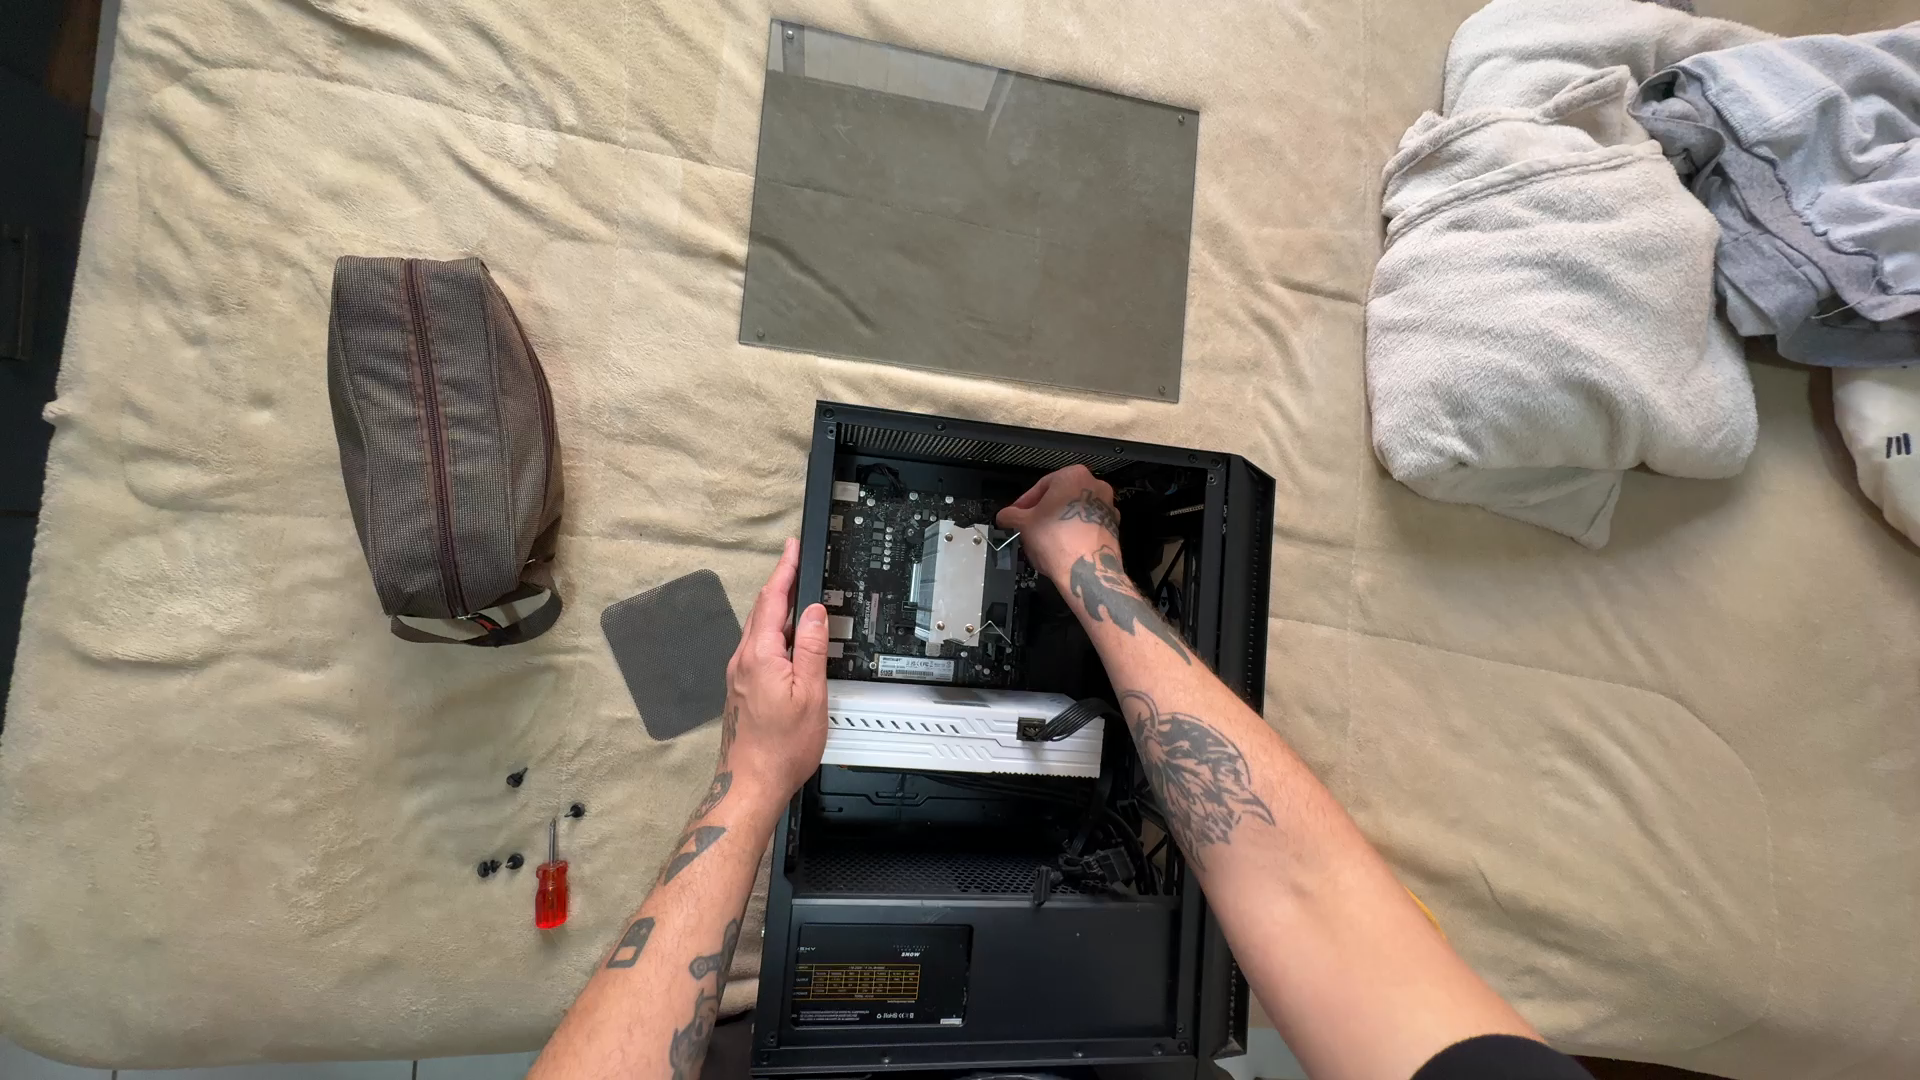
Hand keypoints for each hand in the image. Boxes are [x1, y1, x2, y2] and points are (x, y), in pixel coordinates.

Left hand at [721, 538, 828, 801]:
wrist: (750, 783)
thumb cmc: (781, 748)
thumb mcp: (810, 694)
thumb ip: (812, 648)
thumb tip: (815, 612)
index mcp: (761, 656)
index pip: (773, 599)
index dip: (784, 569)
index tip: (792, 548)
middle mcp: (743, 660)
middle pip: (763, 609)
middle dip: (780, 582)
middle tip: (796, 562)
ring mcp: (739, 674)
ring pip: (759, 627)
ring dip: (777, 606)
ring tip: (796, 593)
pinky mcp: (742, 686)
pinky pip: (757, 646)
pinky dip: (774, 629)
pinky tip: (788, 637)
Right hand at [995, 465, 1120, 583]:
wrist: (1086, 570)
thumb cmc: (1058, 540)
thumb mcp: (1023, 524)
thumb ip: (1010, 515)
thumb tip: (1005, 516)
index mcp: (1073, 476)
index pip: (1041, 486)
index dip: (1025, 502)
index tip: (1017, 514)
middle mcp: (1094, 486)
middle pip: (1061, 497)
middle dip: (1044, 511)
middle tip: (1029, 526)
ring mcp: (1107, 506)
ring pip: (1075, 510)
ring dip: (1059, 521)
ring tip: (1045, 539)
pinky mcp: (1113, 527)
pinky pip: (1087, 525)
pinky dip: (1074, 532)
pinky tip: (1062, 546)